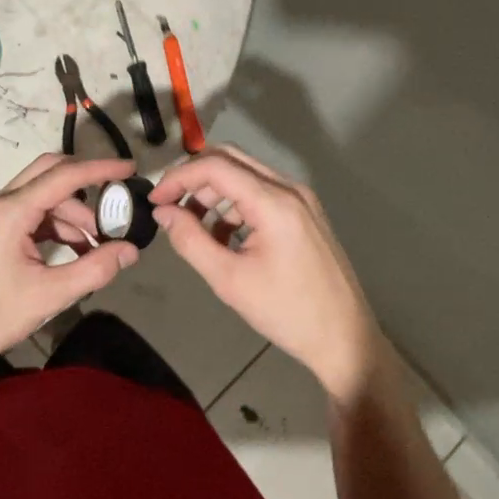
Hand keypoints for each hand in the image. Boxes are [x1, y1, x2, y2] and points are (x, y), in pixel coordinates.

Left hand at [0, 154, 141, 377]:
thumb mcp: (51, 294)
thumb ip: (95, 269)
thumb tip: (131, 251)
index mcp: (11, 211)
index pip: (63, 176)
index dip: (100, 169)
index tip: (130, 169)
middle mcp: (1, 203)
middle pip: (50, 173)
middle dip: (86, 184)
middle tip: (116, 201)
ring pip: (43, 196)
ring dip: (74, 212)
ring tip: (100, 244)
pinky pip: (33, 214)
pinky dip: (58, 226)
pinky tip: (78, 250)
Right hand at [150, 146, 384, 400]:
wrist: (343, 338)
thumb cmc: (285, 312)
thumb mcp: (228, 279)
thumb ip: (190, 240)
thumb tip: (163, 213)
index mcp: (274, 202)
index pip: (215, 166)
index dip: (178, 177)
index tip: (154, 201)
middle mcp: (290, 190)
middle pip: (231, 160)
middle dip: (194, 179)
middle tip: (169, 207)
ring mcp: (301, 200)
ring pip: (245, 176)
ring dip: (213, 193)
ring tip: (193, 229)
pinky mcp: (304, 214)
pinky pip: (261, 194)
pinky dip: (234, 206)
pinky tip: (222, 239)